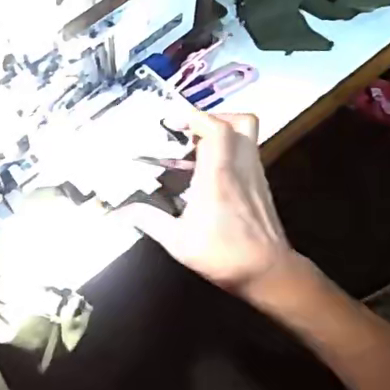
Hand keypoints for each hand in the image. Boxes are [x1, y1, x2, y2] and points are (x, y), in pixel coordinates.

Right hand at [115, 111, 317, 302]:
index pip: (216, 129)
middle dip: (212, 117)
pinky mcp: (260, 185)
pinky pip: (247, 151)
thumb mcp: (178, 242)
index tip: (173, 121)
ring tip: (195, 147)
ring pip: (247, 135)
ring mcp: (254, 175)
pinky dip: (228, 150)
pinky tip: (208, 170)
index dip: (194, 117)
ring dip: (222, 132)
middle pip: (240, 122)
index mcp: (218, 177)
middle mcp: (240, 168)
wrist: (268, 273)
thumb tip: (121, 211)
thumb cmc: (223, 256)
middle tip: (188, 130)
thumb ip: (148, 220)